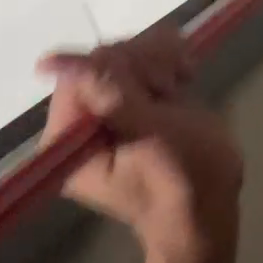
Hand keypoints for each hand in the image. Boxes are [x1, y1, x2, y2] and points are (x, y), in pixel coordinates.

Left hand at [38, 29, 243, 262]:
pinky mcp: (136, 105)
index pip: (81, 75)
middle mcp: (83, 123)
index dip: (122, 65)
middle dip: (145, 64)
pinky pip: (144, 63)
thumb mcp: (151, 134)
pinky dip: (169, 62)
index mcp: (69, 138)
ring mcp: (111, 113)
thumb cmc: (182, 176)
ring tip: (183, 82)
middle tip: (175, 87)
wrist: (210, 205)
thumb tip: (52, 62)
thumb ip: (111, 95)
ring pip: (127, 56)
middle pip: (104, 62)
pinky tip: (185, 77)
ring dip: (161, 60)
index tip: (161, 81)